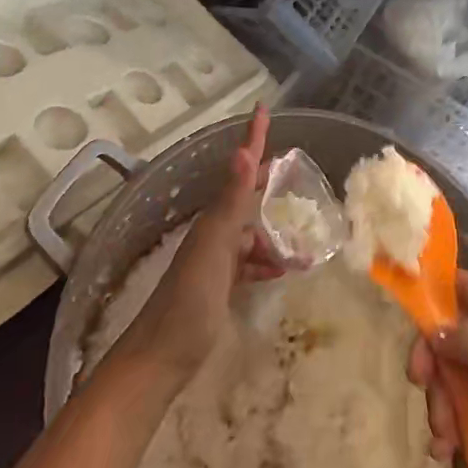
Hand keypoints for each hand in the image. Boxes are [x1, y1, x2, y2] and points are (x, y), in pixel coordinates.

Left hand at [112, 107, 283, 384]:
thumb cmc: (189, 302)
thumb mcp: (214, 248)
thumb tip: (243, 150)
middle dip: (269, 181)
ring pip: (252, 231)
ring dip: (276, 231)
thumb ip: (231, 201)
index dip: (253, 138)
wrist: (160, 358)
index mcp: (215, 218)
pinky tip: (284, 271)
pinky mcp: (219, 283)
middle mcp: (214, 231)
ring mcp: (216, 258)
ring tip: (306, 239)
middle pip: (246, 196)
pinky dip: (268, 261)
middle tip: (296, 170)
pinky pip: (250, 261)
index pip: (239, 168)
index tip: (264, 109)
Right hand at [407, 272, 467, 467]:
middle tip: (419, 381)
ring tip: (445, 434)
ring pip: (446, 378)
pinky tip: (446, 449)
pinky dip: (445, 428)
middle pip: (447, 337)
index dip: (437, 289)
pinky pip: (454, 412)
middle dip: (431, 361)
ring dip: (438, 404)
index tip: (406, 302)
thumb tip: (433, 328)